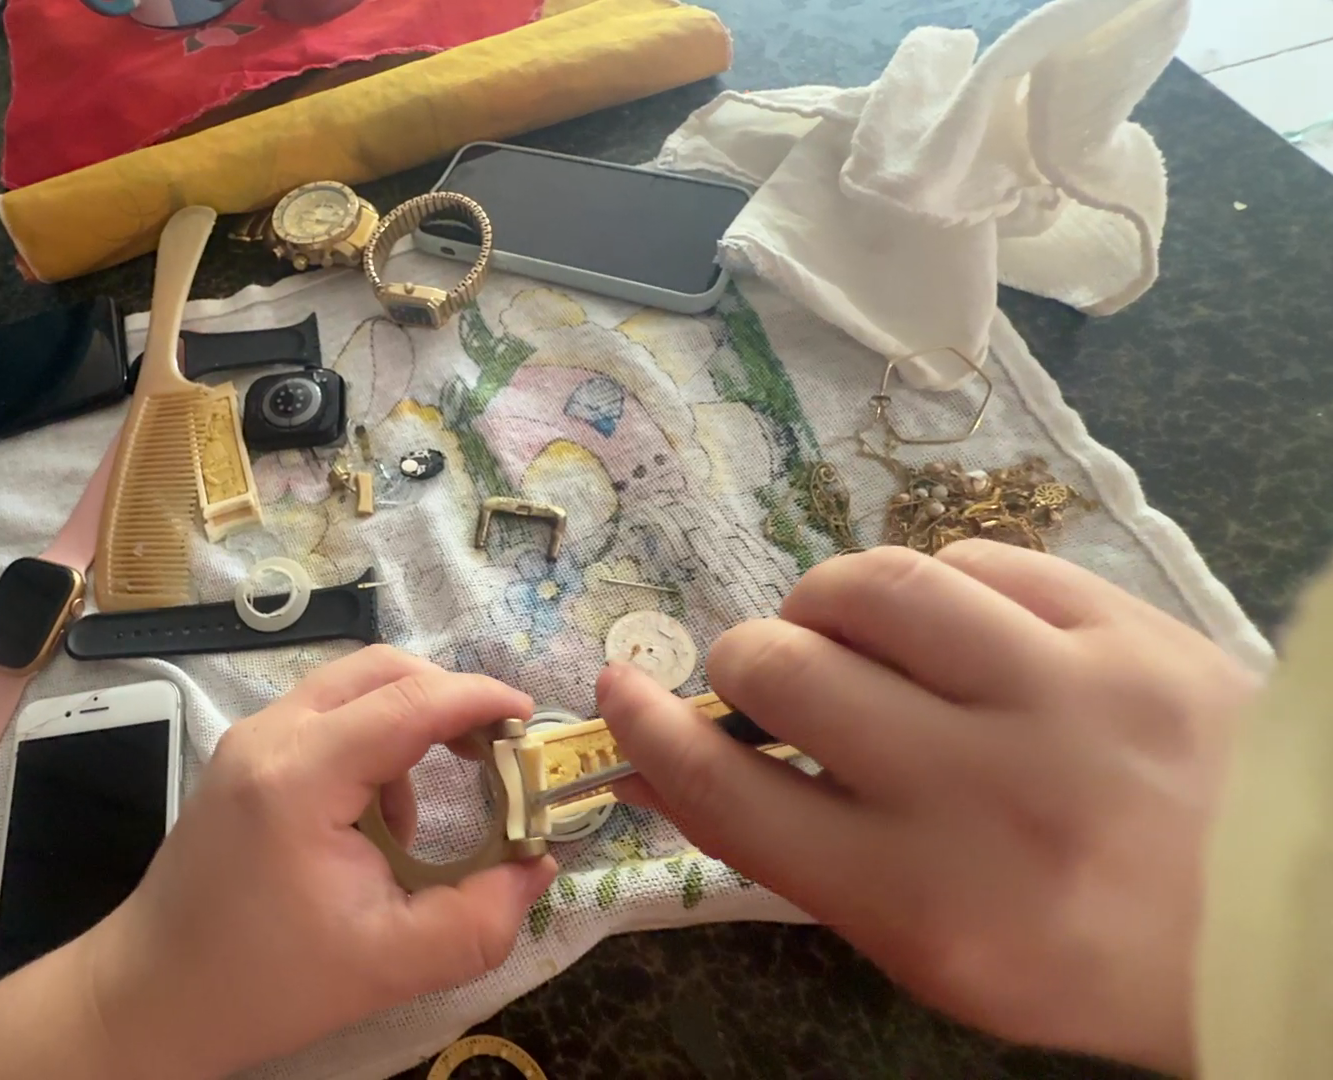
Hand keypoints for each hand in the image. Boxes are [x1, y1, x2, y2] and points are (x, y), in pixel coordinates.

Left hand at [86, 646, 556, 1079]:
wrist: (153, 992)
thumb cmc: (264, 981)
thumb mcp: (389, 965)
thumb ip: (480, 918)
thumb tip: (536, 863)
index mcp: (300, 775)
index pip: (407, 703)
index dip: (477, 699)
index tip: (529, 718)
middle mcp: (271, 733)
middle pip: (380, 670)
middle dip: (447, 696)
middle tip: (493, 749)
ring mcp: (251, 734)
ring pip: (352, 684)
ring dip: (408, 718)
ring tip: (424, 806)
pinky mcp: (247, 749)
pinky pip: (327, 713)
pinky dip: (372, 736)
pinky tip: (375, 812)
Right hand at [598, 541, 1258, 1072]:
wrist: (1301, 934)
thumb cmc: (1067, 949)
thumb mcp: (907, 932)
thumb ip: (770, 841)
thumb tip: (654, 760)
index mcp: (922, 902)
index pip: (725, 791)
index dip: (647, 728)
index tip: (618, 689)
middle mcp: (985, 796)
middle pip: (777, 667)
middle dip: (747, 665)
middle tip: (775, 685)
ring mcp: (1069, 700)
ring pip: (865, 585)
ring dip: (823, 606)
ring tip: (848, 637)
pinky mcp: (1136, 631)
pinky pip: (971, 560)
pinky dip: (932, 590)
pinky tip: (957, 632)